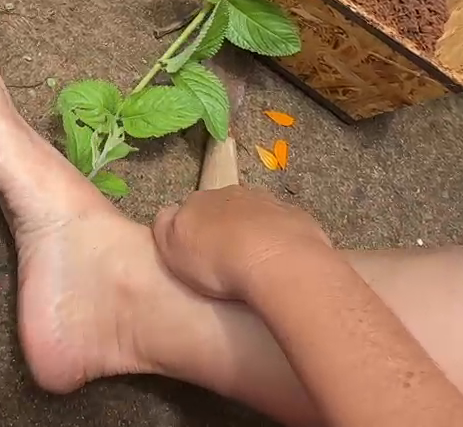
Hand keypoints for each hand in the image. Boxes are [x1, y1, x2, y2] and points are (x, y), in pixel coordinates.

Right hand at [152, 185, 330, 300]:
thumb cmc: (218, 260)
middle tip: (230, 264)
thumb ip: (164, 227)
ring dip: (256, 235)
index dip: (195, 231)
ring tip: (259, 268)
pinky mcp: (299, 220)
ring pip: (257, 216)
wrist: (277, 263)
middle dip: (227, 230)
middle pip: (226, 210)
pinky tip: (285, 267)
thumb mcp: (171, 247)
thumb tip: (170, 216)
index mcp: (200, 200)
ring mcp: (268, 204)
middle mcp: (233, 194)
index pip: (192, 209)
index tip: (201, 256)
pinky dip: (284, 243)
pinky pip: (287, 230)